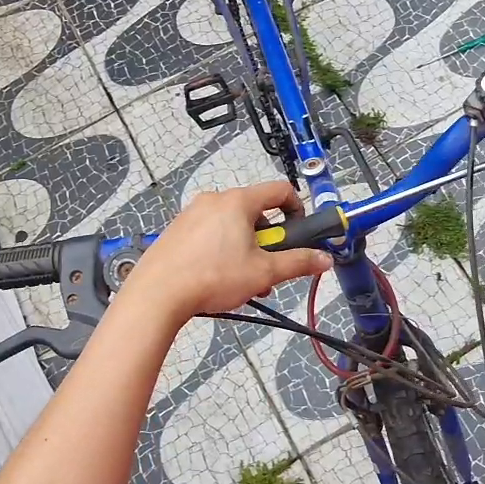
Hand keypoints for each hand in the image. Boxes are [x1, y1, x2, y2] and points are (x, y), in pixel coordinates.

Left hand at [121, 181, 333, 320]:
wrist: (157, 294)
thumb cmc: (215, 276)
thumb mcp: (263, 272)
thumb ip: (298, 263)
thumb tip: (326, 259)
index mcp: (238, 201)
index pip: (280, 190)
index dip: (297, 209)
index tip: (298, 234)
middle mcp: (214, 199)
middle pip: (255, 211)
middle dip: (268, 240)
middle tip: (268, 270)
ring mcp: (191, 214)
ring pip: (232, 225)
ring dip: (246, 249)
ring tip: (242, 282)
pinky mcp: (176, 231)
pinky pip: (210, 233)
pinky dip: (222, 250)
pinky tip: (216, 279)